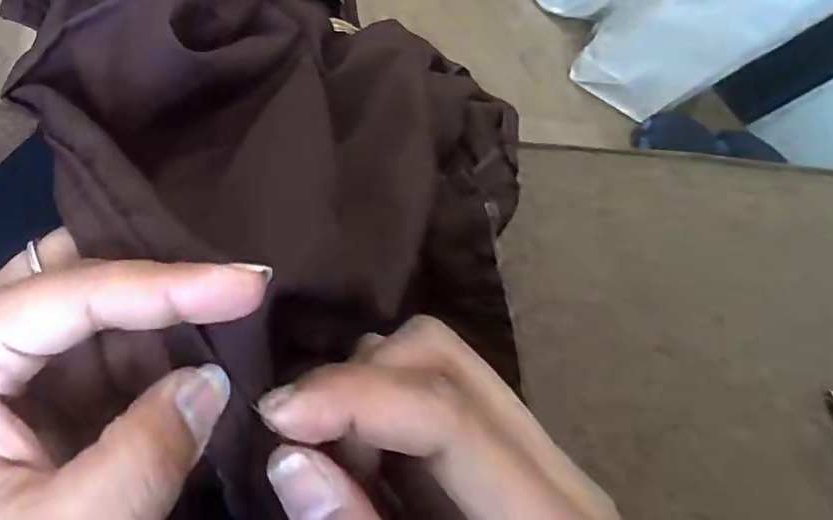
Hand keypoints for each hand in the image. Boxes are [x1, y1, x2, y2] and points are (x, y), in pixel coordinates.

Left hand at [0, 228, 272, 519]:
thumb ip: (139, 459)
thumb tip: (212, 381)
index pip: (82, 291)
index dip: (168, 283)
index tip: (248, 281)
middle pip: (95, 273)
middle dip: (167, 281)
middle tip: (247, 285)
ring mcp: (26, 345)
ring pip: (113, 304)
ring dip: (172, 320)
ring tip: (241, 321)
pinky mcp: (51, 376)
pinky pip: (117, 344)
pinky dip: (163, 352)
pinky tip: (206, 354)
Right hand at [257, 316, 617, 519]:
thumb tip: (288, 455)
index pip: (446, 411)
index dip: (351, 397)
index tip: (274, 414)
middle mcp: (558, 476)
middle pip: (440, 355)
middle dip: (357, 379)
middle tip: (305, 436)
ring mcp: (536, 464)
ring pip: (433, 359)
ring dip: (363, 389)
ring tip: (336, 461)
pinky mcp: (507, 468)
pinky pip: (429, 393)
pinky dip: (377, 410)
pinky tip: (359, 466)